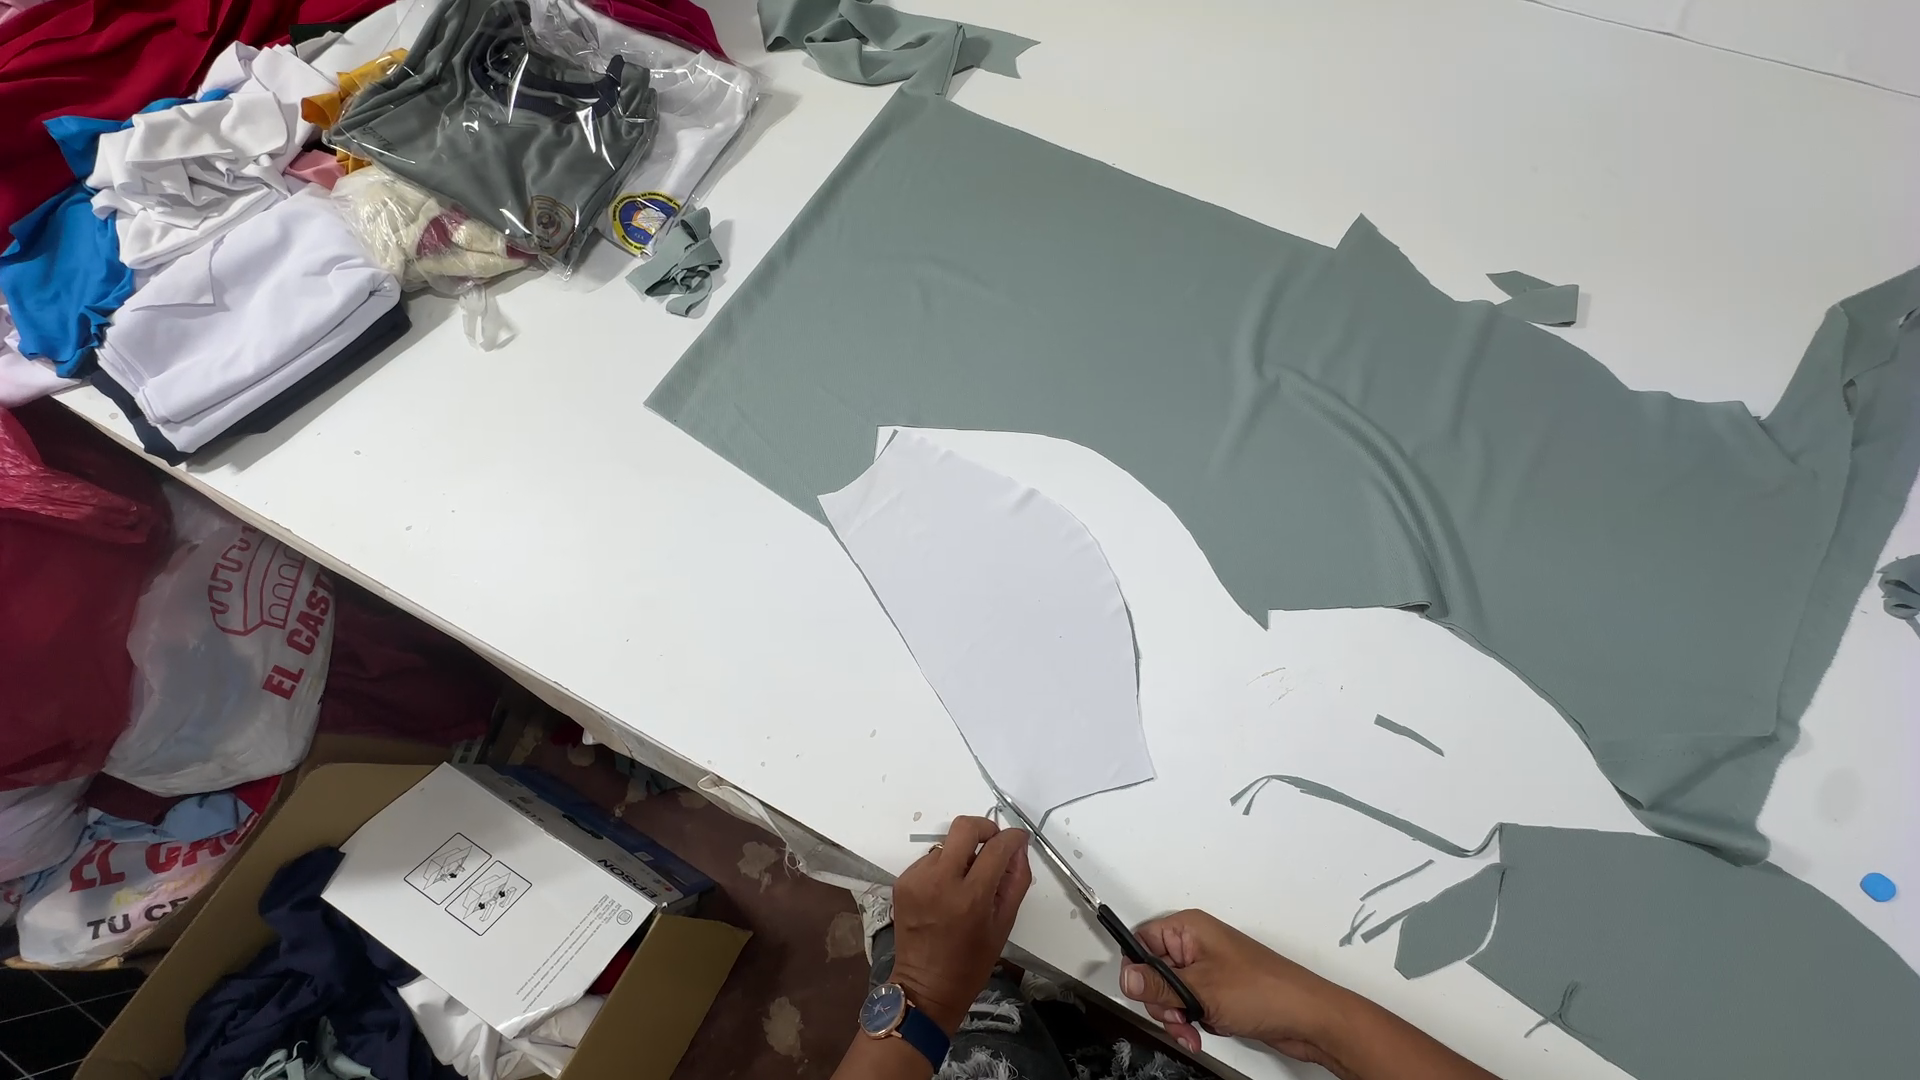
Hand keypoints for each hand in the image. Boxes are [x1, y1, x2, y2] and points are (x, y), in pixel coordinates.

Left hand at [887, 816, 1032, 1033]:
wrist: (925, 988)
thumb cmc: (971, 963)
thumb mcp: (1003, 925)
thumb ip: (1016, 881)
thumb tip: (1019, 848)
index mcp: (971, 897)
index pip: (996, 847)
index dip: (1012, 837)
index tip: (1019, 838)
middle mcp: (940, 881)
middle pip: (964, 827)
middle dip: (985, 828)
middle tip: (993, 844)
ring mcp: (917, 879)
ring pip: (947, 844)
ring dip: (962, 853)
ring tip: (966, 881)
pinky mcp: (903, 882)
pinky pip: (930, 860)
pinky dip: (943, 868)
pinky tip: (946, 893)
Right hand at [1120, 909, 1354, 1069]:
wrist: (1308, 1018)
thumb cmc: (1263, 991)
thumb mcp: (1201, 990)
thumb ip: (1158, 985)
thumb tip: (1126, 977)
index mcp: (1188, 928)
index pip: (1141, 941)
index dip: (1137, 970)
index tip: (1145, 994)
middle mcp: (1194, 943)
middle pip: (1153, 970)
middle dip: (1161, 1001)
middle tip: (1177, 1017)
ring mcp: (1206, 967)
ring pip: (1170, 991)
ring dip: (1176, 1016)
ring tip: (1193, 1030)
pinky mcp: (1216, 989)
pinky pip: (1188, 1003)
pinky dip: (1190, 1020)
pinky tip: (1201, 1032)